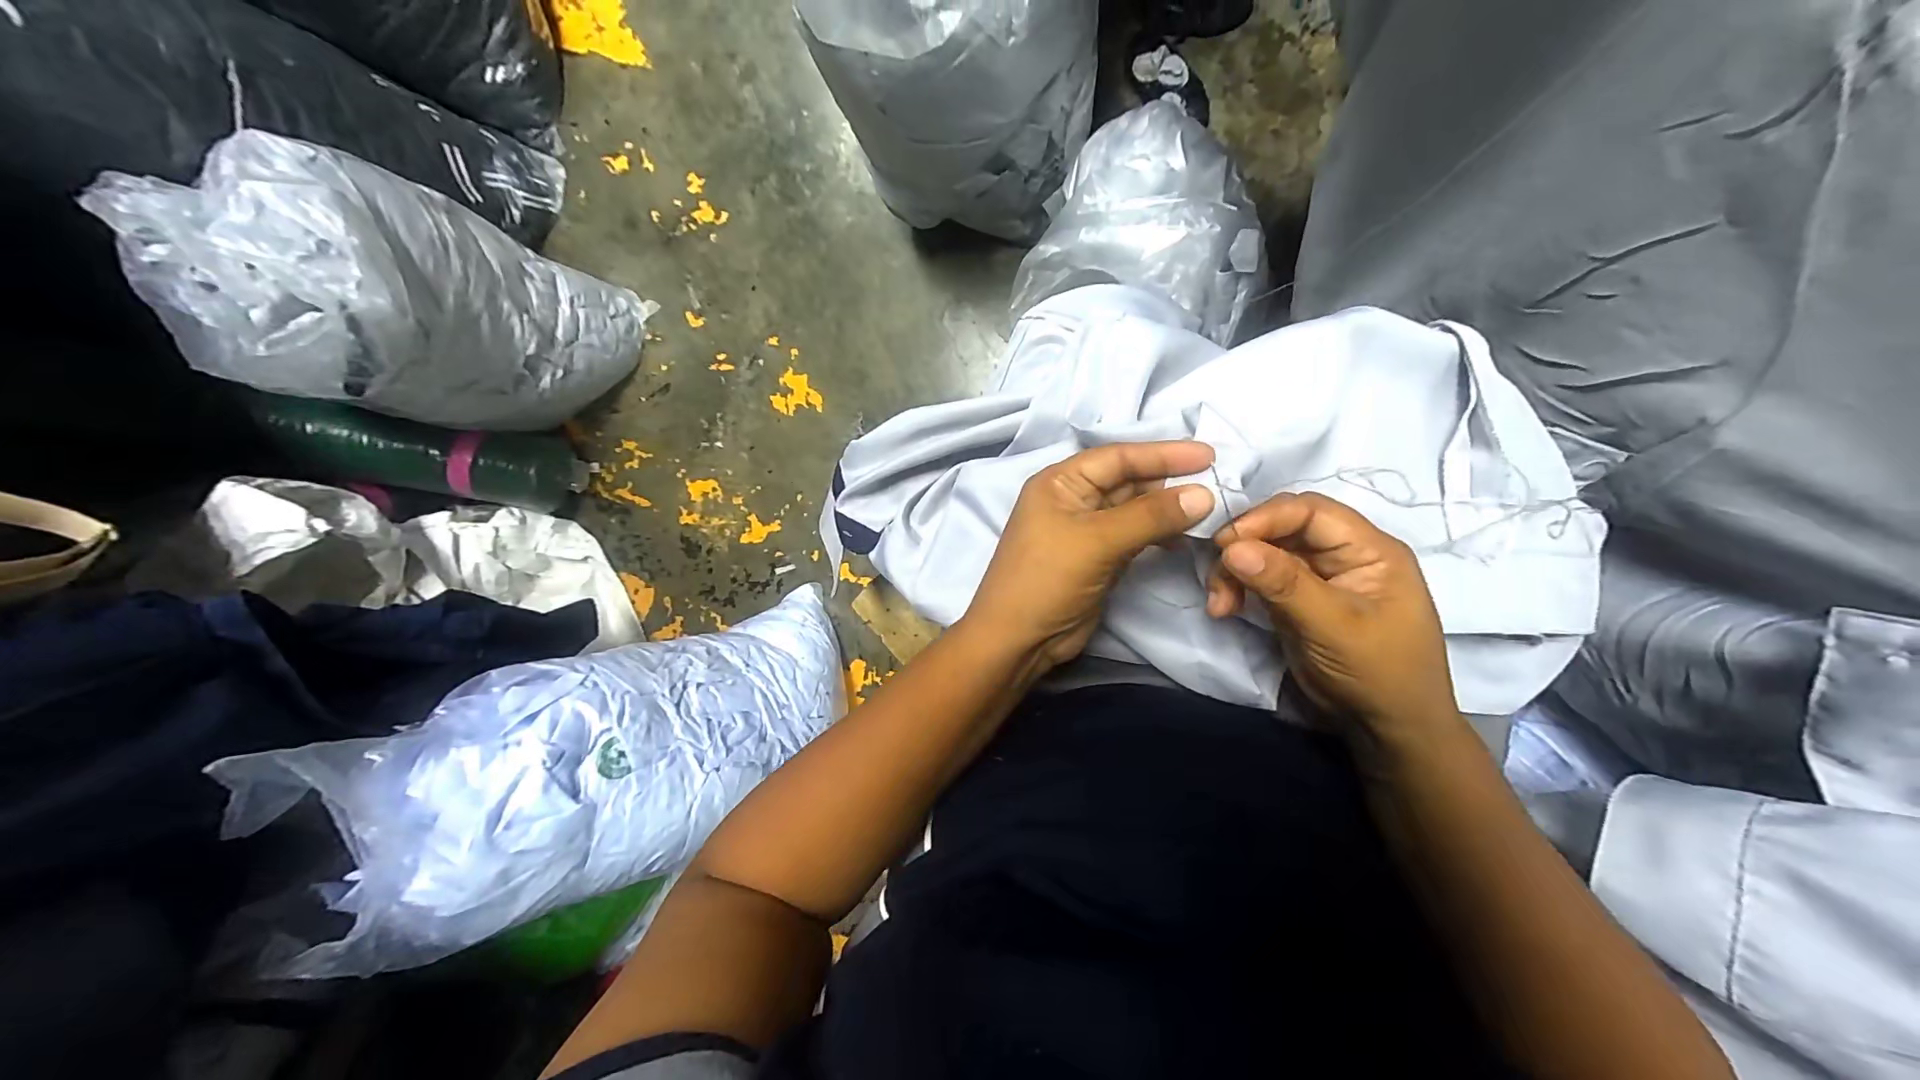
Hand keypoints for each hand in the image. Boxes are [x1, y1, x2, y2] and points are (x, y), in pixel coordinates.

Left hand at [963, 441, 1215, 676]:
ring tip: (1208, 511)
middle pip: (1128, 481)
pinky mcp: (1097, 558)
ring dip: (1167, 510)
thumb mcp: (1098, 541)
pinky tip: (1182, 537)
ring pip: (1134, 510)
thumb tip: (1204, 495)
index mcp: (1060, 482)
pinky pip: (1134, 536)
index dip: (1163, 454)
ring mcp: (1085, 531)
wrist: (1018, 641)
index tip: (1210, 455)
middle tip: (1217, 485)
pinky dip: (1158, 534)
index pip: (1118, 457)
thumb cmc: (1047, 580)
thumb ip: (1150, 515)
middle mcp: (1072, 500)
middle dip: (1169, 482)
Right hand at [1204, 493, 1457, 741]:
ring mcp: (1317, 578)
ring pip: (1264, 554)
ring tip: (1219, 604)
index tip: (1225, 542)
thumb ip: (1284, 583)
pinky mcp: (1296, 600)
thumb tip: (1231, 547)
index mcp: (1369, 550)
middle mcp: (1342, 555)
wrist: (1388, 731)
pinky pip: (1259, 579)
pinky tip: (1224, 609)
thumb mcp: (1333, 627)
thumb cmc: (1378, 673)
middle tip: (1217, 573)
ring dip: (1234, 572)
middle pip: (1282, 529)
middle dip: (1244, 547)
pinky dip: (1237, 589)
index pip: (1311, 512)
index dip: (1266, 518)